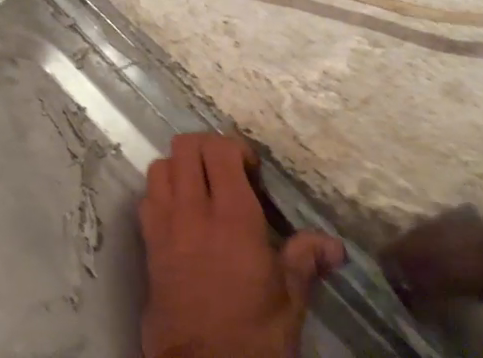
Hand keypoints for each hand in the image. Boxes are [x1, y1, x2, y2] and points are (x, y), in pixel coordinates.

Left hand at [139, 133, 345, 357]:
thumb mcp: (289, 299)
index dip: (235, 148)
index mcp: (232, 217)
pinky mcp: (148, 243)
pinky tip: (181, 213)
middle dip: (206, 148)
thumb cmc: (252, 335)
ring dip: (180, 167)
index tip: (252, 171)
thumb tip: (334, 245)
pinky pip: (147, 196)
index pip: (220, 150)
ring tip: (201, 188)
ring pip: (161, 165)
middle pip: (185, 146)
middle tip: (226, 171)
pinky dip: (161, 192)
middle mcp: (192, 210)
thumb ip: (305, 260)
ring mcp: (164, 224)